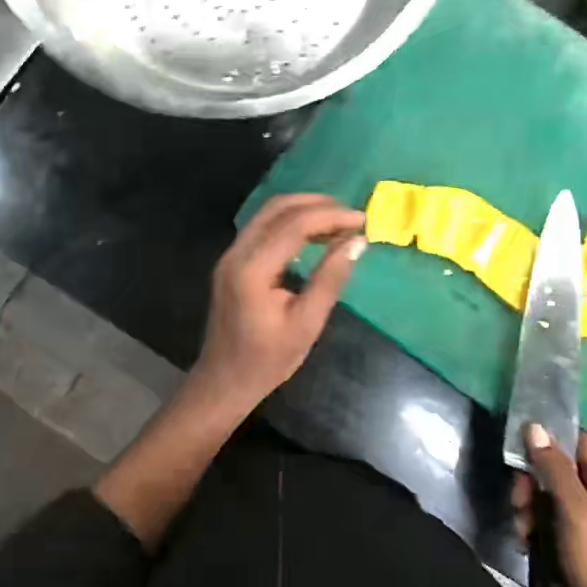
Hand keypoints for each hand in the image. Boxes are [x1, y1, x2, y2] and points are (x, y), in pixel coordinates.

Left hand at [190, 194, 366, 409]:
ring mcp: (230, 255)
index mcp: (251, 269)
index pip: (294, 225)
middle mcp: (236, 253)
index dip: (332, 216)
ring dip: (304, 211)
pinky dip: (291, 224)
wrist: (223, 381)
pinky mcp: (232, 262)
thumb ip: (330, 279)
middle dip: (318, 205)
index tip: (363, 220)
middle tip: (353, 216)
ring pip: (268, 214)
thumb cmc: (267, 361)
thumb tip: (357, 242)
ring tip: (340, 223)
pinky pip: (263, 228)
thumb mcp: (306, 324)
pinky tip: (315, 236)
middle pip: (278, 208)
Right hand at [513, 426, 586, 586]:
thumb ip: (555, 469)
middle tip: (519, 508)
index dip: (546, 443)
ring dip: (532, 509)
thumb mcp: (574, 515)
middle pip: (561, 468)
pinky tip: (530, 546)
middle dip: (533, 484)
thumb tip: (534, 426)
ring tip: (524, 534)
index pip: (577, 439)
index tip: (518, 459)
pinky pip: (557, 519)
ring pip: (554, 494)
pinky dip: (540, 527)